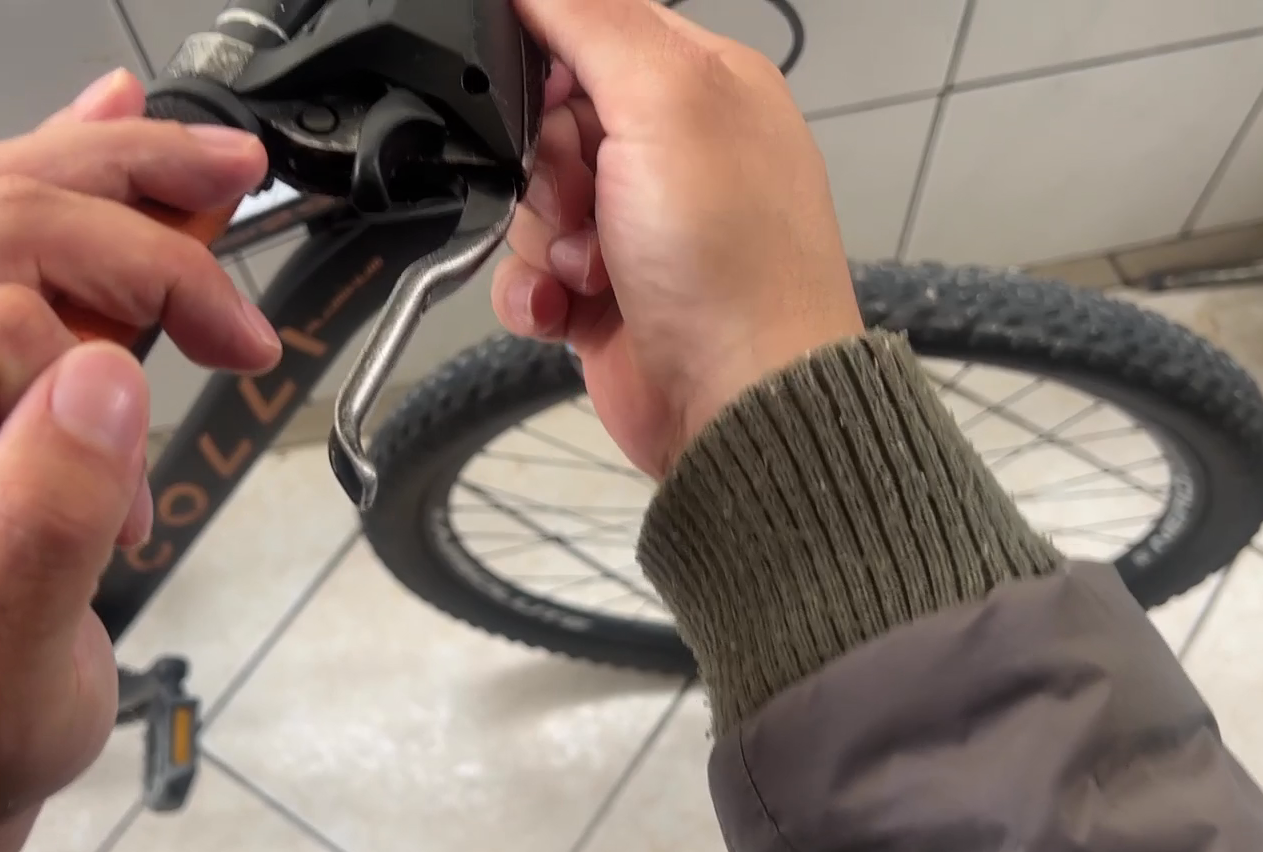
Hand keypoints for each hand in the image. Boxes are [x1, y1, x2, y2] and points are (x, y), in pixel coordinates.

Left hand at [0, 70, 277, 851]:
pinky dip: (60, 168)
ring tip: (221, 169)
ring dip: (118, 177)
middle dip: (149, 255)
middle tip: (246, 326)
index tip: (164, 484)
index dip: (114, 383)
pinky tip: (107, 121)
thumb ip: (43, 526)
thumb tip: (112, 378)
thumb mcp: (2, 668)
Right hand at [494, 0, 862, 476]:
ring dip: (543, 242)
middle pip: (550, 129)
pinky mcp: (600, 301)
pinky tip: (564, 311)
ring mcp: (632, 237)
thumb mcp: (668, 106)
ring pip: (530, 210)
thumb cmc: (730, 266)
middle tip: (588, 203)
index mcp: (700, 91)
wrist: (733, 403)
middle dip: (549, 172)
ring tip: (593, 271)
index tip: (543, 106)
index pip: (592, 36)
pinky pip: (529, 278)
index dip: (550, 69)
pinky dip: (533, 296)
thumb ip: (595, 24)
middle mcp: (667, 162)